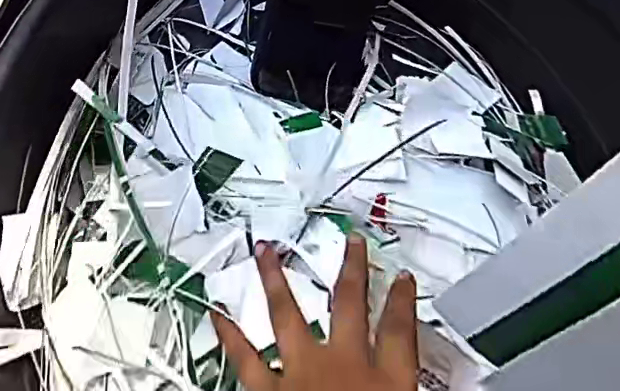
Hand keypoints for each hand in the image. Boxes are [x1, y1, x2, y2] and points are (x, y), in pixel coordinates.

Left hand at [214, 235, 418, 390]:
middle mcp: (341, 368)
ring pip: (287, 314)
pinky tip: (217, 315)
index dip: (402, 301)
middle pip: (349, 305)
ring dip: (275, 279)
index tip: (401, 280)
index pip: (400, 331)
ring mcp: (300, 376)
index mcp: (384, 384)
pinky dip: (229, 335)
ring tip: (265, 251)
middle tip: (351, 244)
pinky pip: (244, 361)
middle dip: (351, 271)